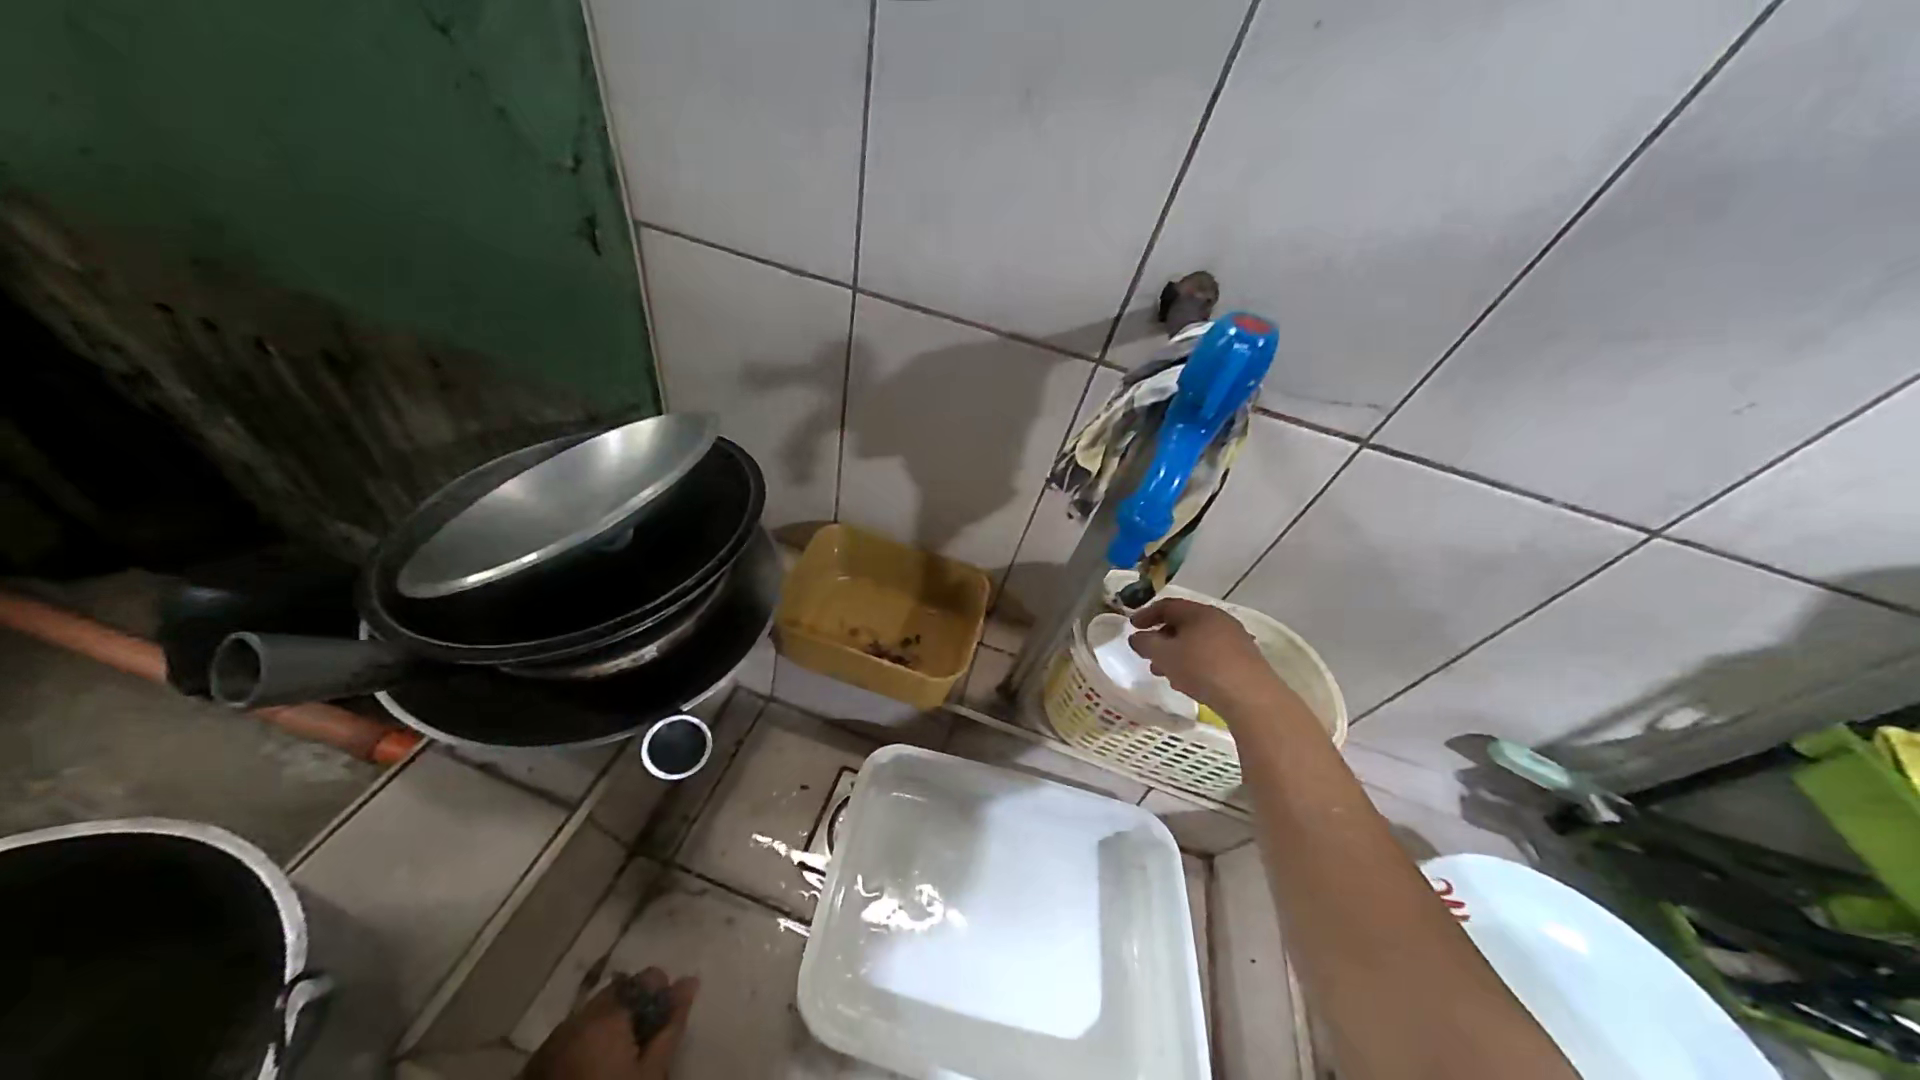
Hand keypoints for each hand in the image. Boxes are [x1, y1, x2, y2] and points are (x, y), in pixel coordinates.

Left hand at [523, 969, 697, 1079]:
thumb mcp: (651, 1073)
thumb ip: (671, 1024)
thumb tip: (689, 981)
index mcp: (608, 1015)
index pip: (646, 978)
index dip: (662, 993)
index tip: (665, 1020)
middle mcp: (578, 1017)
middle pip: (618, 993)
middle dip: (635, 1008)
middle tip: (645, 1041)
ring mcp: (553, 1039)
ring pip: (594, 1013)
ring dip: (611, 1024)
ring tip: (619, 1057)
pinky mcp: (537, 1062)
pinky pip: (572, 1034)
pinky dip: (588, 1040)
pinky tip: (594, 1067)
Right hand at [1127, 598, 1283, 712]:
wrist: (1251, 697)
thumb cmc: (1201, 668)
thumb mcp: (1164, 655)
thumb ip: (1145, 643)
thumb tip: (1136, 637)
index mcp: (1199, 612)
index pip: (1167, 606)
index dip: (1146, 615)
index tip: (1132, 627)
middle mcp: (1219, 619)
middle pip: (1184, 623)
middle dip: (1162, 638)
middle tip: (1148, 653)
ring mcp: (1235, 639)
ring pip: (1197, 641)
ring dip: (1177, 653)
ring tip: (1165, 673)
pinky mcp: (1244, 659)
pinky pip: (1212, 654)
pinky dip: (1195, 662)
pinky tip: (1188, 681)